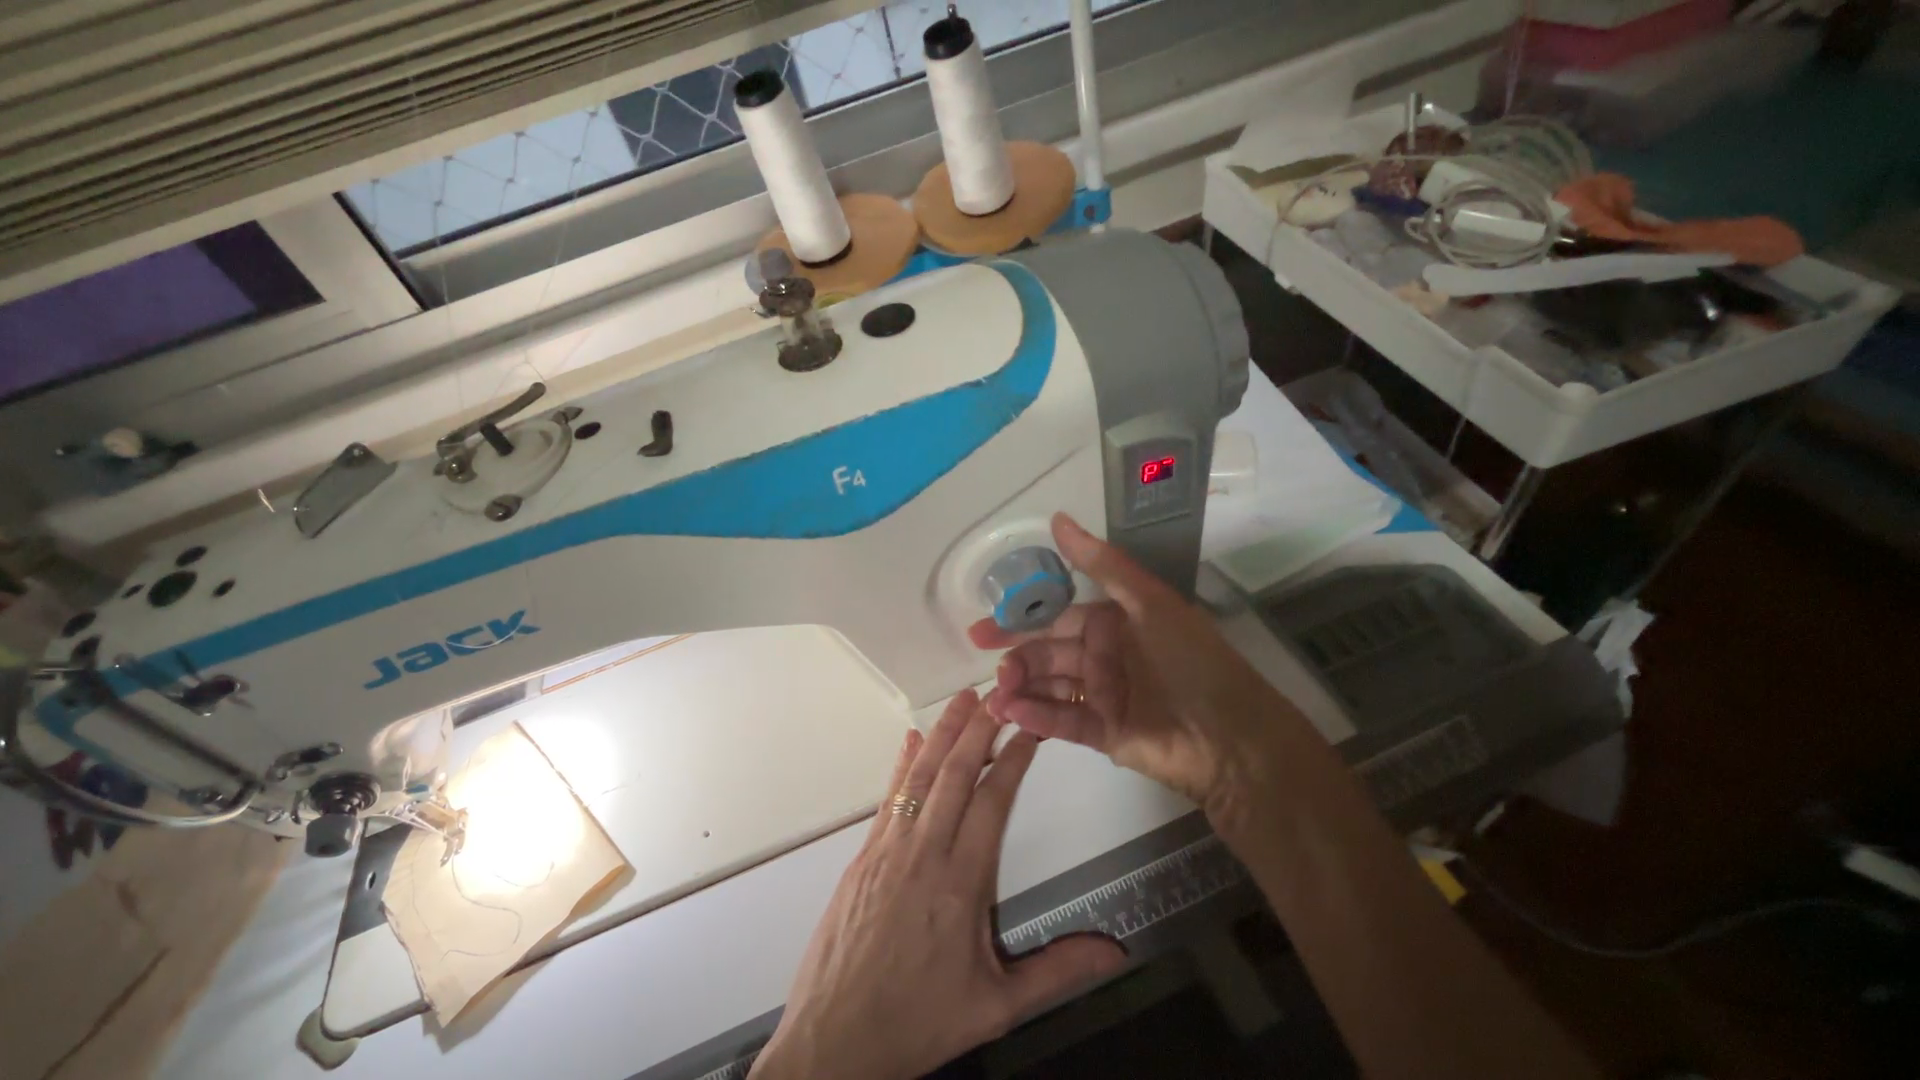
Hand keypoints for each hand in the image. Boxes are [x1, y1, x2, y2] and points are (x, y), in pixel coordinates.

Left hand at [749, 690, 1126, 1079]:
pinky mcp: (861, 861)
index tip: (1028, 725)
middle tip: (997, 690)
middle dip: (978, 729)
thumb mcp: (997, 1006)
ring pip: (919, 780)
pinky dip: (902, 767)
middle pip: (954, 777)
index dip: (1012, 759)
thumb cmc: (918, 1022)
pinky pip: (888, 802)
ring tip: (961, 700)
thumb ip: (1057, 971)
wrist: (834, 1041)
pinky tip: (910, 743)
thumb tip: (1117, 950)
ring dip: (941, 736)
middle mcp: (923, 855)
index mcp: (960, 883)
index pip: (992, 803)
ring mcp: (886, 853)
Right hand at [969, 514, 1304, 817]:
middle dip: (1016, 655)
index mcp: (1116, 622)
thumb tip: (1057, 518)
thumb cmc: (1193, 660)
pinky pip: (1064, 722)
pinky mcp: (1105, 733)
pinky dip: (1038, 718)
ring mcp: (1104, 696)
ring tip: (996, 695)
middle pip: (1049, 652)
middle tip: (984, 660)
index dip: (1022, 617)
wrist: (1231, 735)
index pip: (1059, 615)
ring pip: (1051, 687)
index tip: (985, 621)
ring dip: (1021, 688)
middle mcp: (1106, 656)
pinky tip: (1014, 713)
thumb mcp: (1150, 603)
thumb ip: (1103, 565)